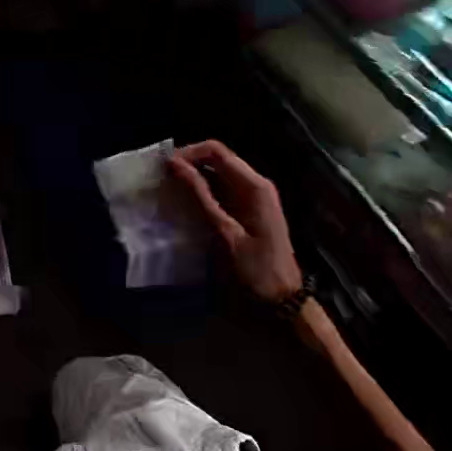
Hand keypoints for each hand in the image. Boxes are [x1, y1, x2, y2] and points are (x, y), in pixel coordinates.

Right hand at [170, 140, 303, 301]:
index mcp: (254, 185)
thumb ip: (201, 196)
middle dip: (190, 162)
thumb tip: (175, 165)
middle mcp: (256, 182)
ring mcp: (255, 193)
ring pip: (219, 170)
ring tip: (171, 186)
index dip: (189, 153)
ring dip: (195, 175)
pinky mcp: (250, 205)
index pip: (216, 151)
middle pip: (218, 157)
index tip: (166, 166)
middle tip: (164, 176)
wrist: (286, 299)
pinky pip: (224, 186)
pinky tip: (188, 199)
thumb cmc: (257, 268)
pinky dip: (205, 188)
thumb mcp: (225, 232)